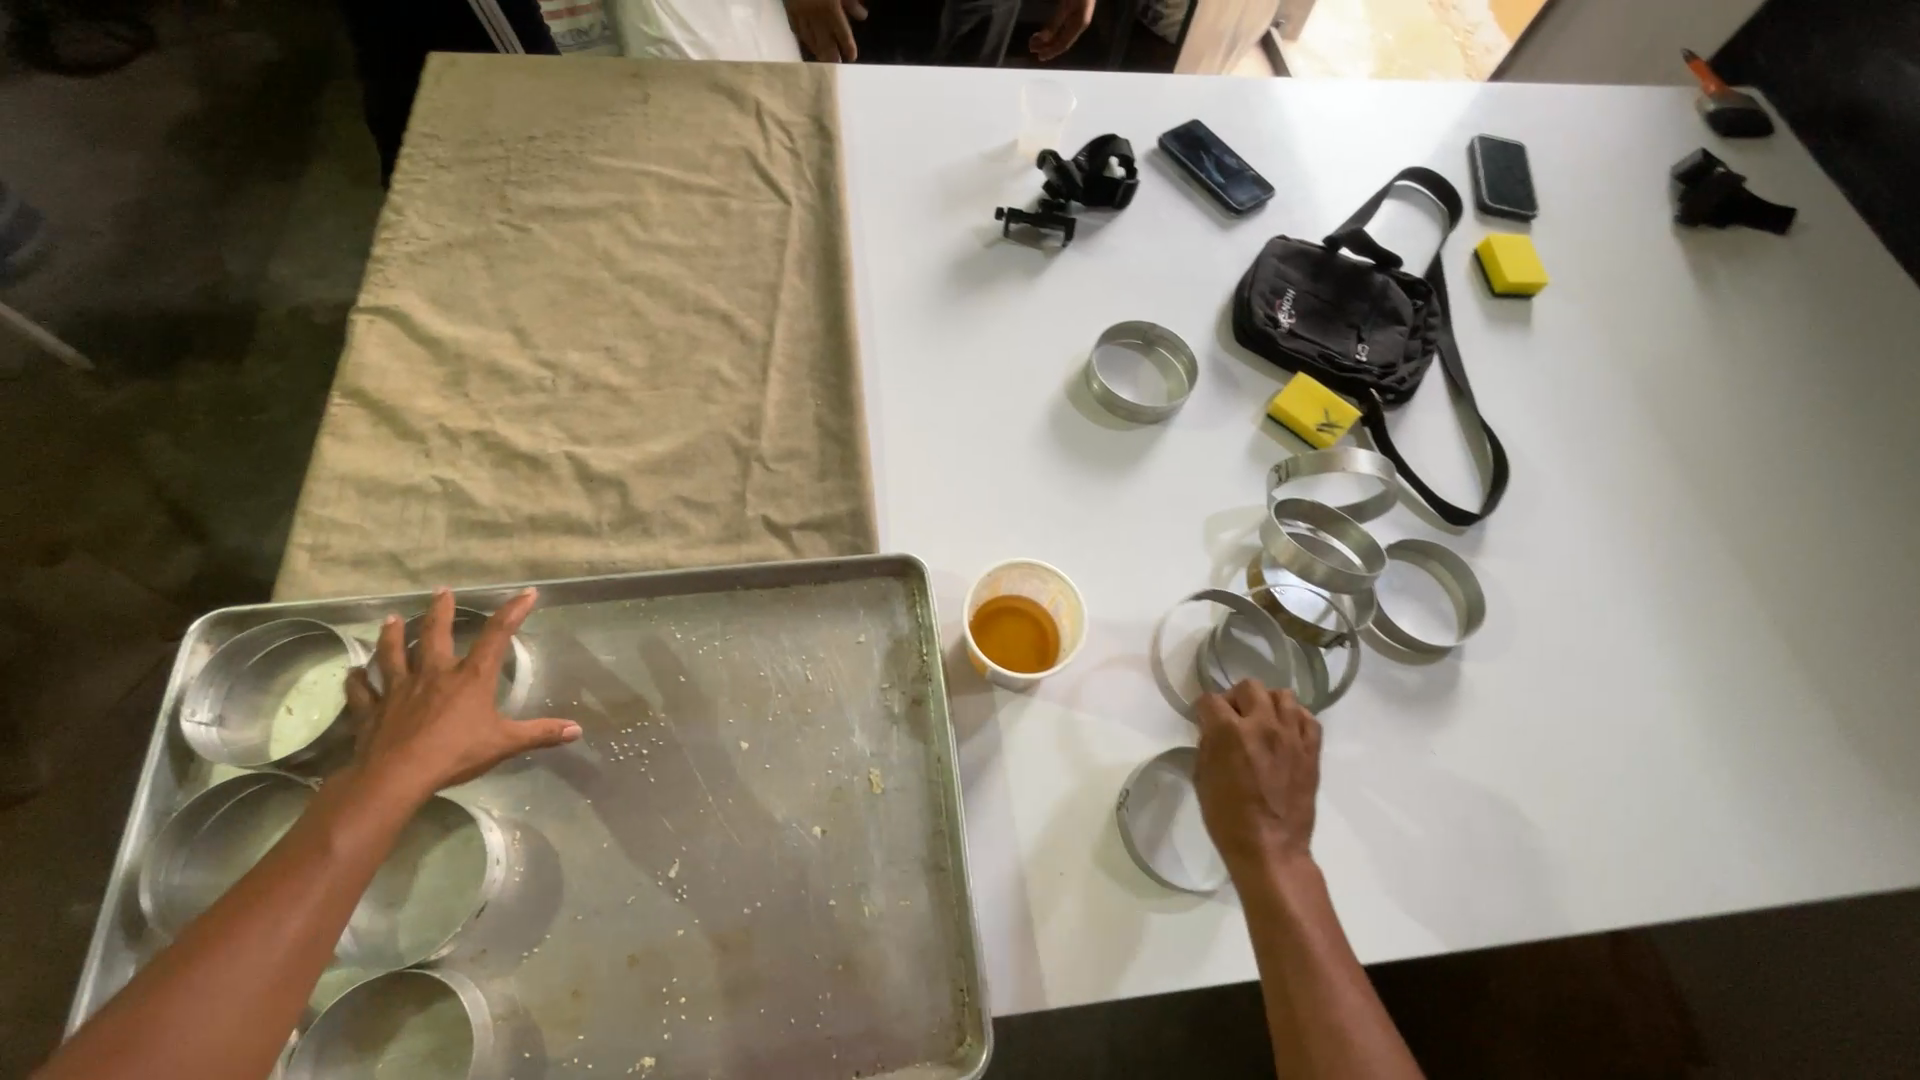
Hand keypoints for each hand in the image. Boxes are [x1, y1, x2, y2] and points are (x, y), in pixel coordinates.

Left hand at [343, 587, 579, 802]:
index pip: (497, 636)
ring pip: (392, 654)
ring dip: (392, 635)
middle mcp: (433, 674)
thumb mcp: (506, 743)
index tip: (526, 593)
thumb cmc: (456, 754)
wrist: (396, 776)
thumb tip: (577, 730)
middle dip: (439, 611)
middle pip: (434, 634)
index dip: (513, 612)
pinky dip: (357, 680)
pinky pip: (362, 691)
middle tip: (440, 591)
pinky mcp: (371, 710)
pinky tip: (353, 672)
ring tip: (392, 619)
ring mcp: (398, 690)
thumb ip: (540, 733)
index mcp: (470, 678)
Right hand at [785, 0, 865, 61]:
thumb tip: (863, 16)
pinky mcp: (788, 8)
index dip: (848, 46)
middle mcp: (815, 14)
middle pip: (824, 42)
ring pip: (809, 37)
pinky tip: (806, 41)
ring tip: (822, 58)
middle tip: (836, 66)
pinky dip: (802, 36)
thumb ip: (850, 1)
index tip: (852, 57)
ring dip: (816, 49)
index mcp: (830, 8)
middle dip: (831, 55)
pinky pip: (795, 26)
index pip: (842, 33)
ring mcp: (799, 12)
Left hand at [1030, 0, 1094, 61]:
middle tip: (1031, 47)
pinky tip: (1044, 32)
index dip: (1051, 51)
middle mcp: (1079, 23)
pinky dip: (1052, 31)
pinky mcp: (1075, 11)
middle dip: (1046, 46)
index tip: (1038, 56)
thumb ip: (1055, 21)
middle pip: (1062, 41)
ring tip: (1034, 40)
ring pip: (1062, 35)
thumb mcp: (1065, 4)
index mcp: (1079, 23)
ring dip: (1047, 39)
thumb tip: (1043, 39)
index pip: (1063, 44)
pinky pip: (1063, 27)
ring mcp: (1078, 17)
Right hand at [1194, 679, 1322, 876]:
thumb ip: (1208, 745)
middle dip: (1235, 699)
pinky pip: (1308, 718)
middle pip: (1249, 687)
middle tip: (1233, 719)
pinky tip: (1285, 734)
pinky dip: (1294, 719)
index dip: (1203, 710)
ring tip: (1262, 723)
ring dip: (1267, 704)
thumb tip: (1213, 730)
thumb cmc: (1227, 818)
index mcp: (1229, 732)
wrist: (1270, 849)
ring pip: (1282, 695)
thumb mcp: (1202, 778)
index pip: (1210, 699)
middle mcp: (1262, 725)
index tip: (1203, 721)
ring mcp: (1291, 736)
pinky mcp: (1312, 750)